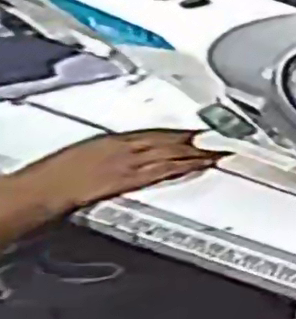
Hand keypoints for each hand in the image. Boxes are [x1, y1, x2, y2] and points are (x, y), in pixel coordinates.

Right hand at [13, 130, 216, 212]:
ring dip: (201, 153)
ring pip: (174, 155)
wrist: (48, 186)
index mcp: (114, 140)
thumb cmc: (65, 170)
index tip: (204, 132)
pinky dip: (187, 167)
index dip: (183, 133)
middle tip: (224, 141)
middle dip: (199, 142)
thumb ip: (122, 148)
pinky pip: (167, 171)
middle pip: (170, 142)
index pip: (156, 133)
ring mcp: (132, 164)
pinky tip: (203, 166)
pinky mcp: (135, 178)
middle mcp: (125, 149)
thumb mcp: (94, 149)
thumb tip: (146, 148)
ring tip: (222, 152)